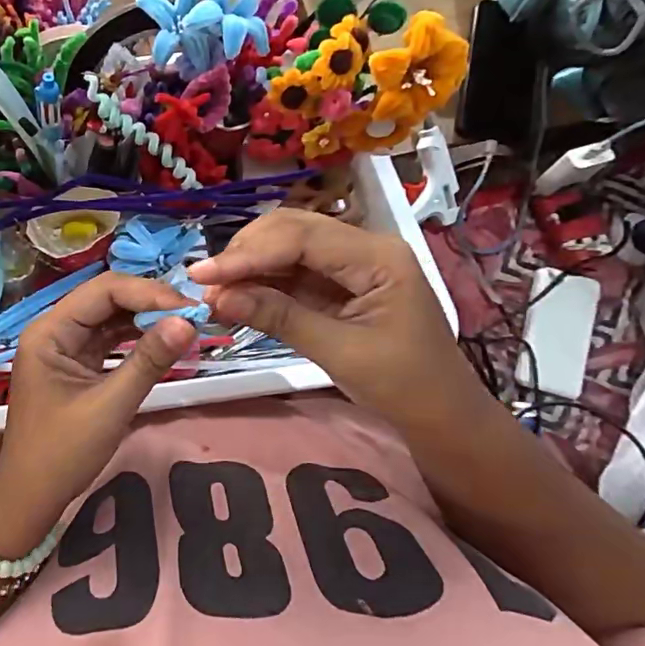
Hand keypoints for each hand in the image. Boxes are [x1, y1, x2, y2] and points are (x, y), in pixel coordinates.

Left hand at [0, 273, 197, 553]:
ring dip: (147, 318)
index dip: (148, 293)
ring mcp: (65, 346)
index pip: (104, 290)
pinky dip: (137, 337)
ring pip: (111, 317)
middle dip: (150, 302)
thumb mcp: (110, 406)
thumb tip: (188, 323)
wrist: (31, 498)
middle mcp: (54, 329)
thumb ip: (148, 361)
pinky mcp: (77, 363)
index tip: (189, 308)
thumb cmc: (62, 454)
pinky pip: (110, 339)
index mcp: (49, 331)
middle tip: (194, 314)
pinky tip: (164, 339)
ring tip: (186, 324)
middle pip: (108, 298)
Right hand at [189, 209, 489, 430]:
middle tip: (204, 284)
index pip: (302, 237)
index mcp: (378, 255)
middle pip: (293, 230)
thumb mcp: (339, 352)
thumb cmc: (403, 385)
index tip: (203, 275)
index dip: (248, 253)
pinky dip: (264, 283)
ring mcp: (353, 263)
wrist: (441, 414)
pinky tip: (236, 296)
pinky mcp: (342, 283)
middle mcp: (366, 246)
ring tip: (212, 292)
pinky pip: (295, 272)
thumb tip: (217, 298)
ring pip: (290, 248)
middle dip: (246, 253)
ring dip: (250, 267)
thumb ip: (279, 317)